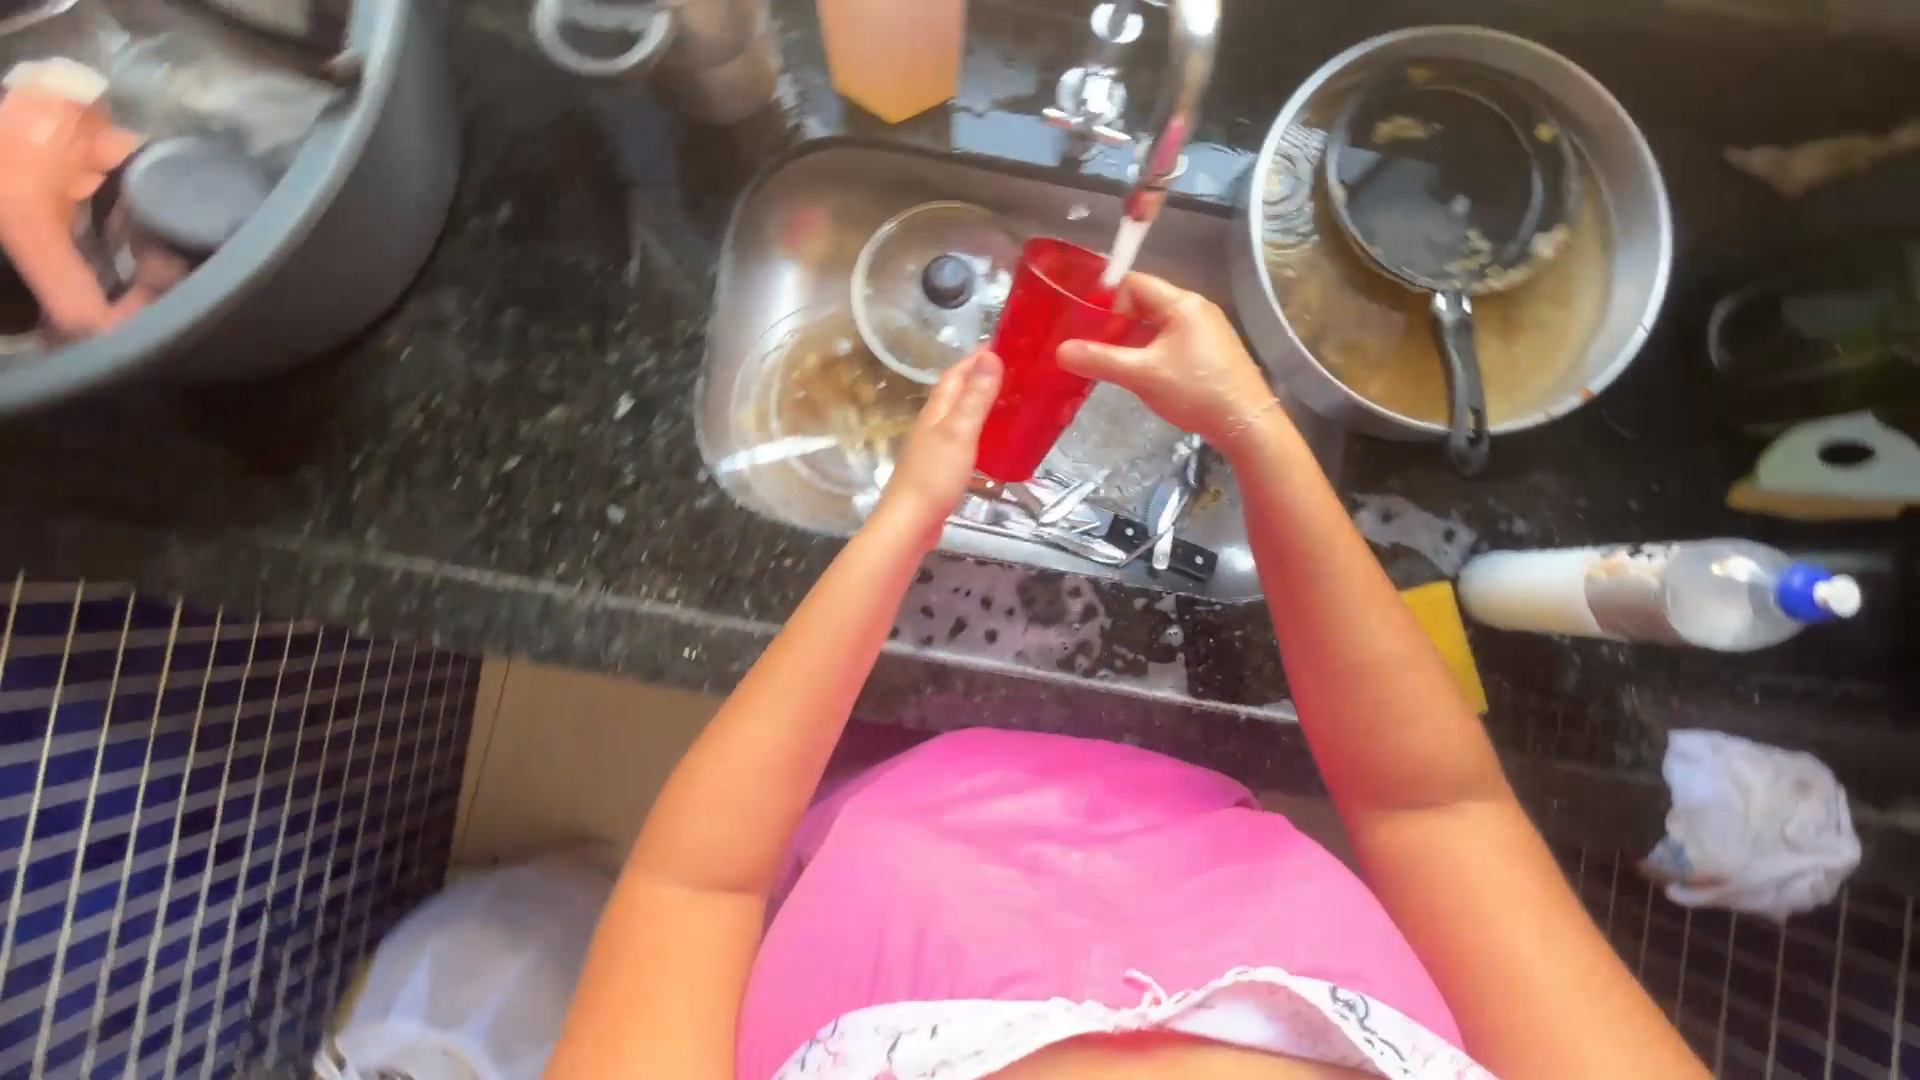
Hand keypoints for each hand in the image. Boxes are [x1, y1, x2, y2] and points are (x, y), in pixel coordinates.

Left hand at [872, 350, 1002, 547]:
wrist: (910, 523)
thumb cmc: (934, 476)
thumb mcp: (960, 432)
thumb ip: (975, 397)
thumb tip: (990, 356)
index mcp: (935, 412)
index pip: (954, 375)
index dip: (973, 359)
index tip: (1000, 345)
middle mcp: (931, 426)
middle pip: (955, 395)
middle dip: (978, 379)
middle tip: (1011, 372)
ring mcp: (933, 449)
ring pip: (958, 418)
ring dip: (978, 406)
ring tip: (1006, 403)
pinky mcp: (939, 471)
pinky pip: (961, 442)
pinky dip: (978, 434)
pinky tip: (992, 443)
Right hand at [1056, 273, 1283, 446]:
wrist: (1246, 422)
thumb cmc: (1195, 391)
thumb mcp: (1142, 375)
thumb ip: (1100, 360)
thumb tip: (1060, 350)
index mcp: (1181, 303)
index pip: (1135, 283)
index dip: (1107, 300)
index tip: (1088, 325)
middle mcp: (1196, 308)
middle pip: (1146, 302)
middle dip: (1117, 322)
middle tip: (1094, 347)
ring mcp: (1206, 330)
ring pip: (1158, 324)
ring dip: (1133, 340)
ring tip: (1112, 363)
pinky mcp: (1210, 351)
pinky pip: (1172, 340)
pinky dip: (1151, 351)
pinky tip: (1142, 375)